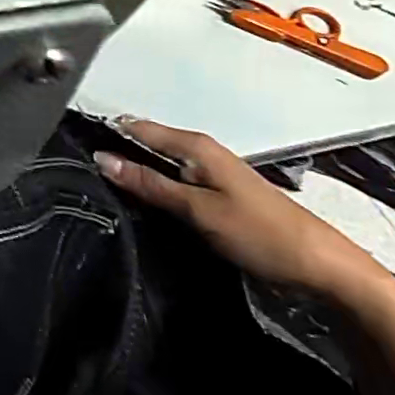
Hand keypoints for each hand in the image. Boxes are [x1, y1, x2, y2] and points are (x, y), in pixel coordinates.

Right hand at [94, 118, 393, 303]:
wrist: (322, 267)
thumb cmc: (260, 234)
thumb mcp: (198, 210)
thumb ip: (150, 184)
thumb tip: (104, 158)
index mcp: (195, 145)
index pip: (138, 127)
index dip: (107, 133)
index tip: (73, 144)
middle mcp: (200, 151)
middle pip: (147, 144)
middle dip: (117, 153)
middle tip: (80, 171)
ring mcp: (209, 173)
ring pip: (158, 164)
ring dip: (135, 173)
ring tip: (101, 188)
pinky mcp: (214, 194)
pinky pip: (172, 181)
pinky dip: (154, 188)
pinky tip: (140, 204)